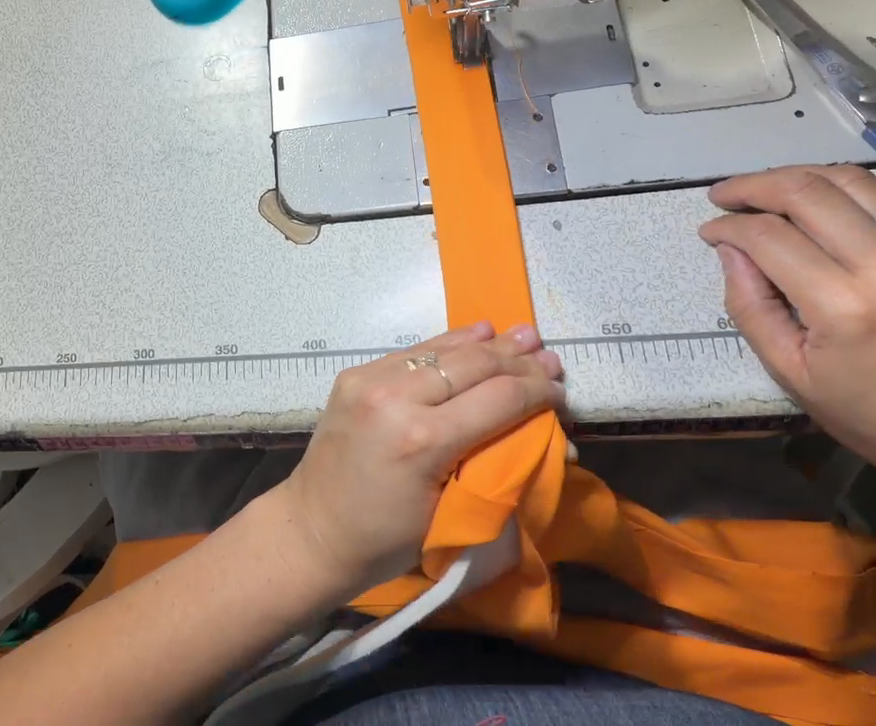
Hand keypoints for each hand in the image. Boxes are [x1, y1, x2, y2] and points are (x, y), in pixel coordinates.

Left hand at [270, 323, 564, 593]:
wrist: (313, 530)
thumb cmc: (387, 541)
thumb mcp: (453, 512)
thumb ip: (497, 465)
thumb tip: (548, 435)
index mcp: (423, 440)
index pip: (499, 400)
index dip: (538, 392)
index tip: (562, 392)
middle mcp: (395, 398)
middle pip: (474, 366)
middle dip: (518, 362)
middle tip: (551, 357)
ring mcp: (369, 380)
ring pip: (443, 350)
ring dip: (488, 344)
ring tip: (524, 335)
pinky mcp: (354, 374)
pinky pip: (414, 352)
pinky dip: (450, 344)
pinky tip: (478, 334)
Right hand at [698, 165, 875, 504]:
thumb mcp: (790, 374)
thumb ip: (751, 305)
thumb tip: (729, 249)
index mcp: (844, 306)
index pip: (768, 236)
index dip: (728, 226)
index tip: (708, 231)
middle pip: (808, 191)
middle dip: (754, 186)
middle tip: (724, 196)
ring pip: (852, 181)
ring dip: (797, 177)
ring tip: (765, 190)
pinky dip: (841, 194)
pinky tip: (816, 209)